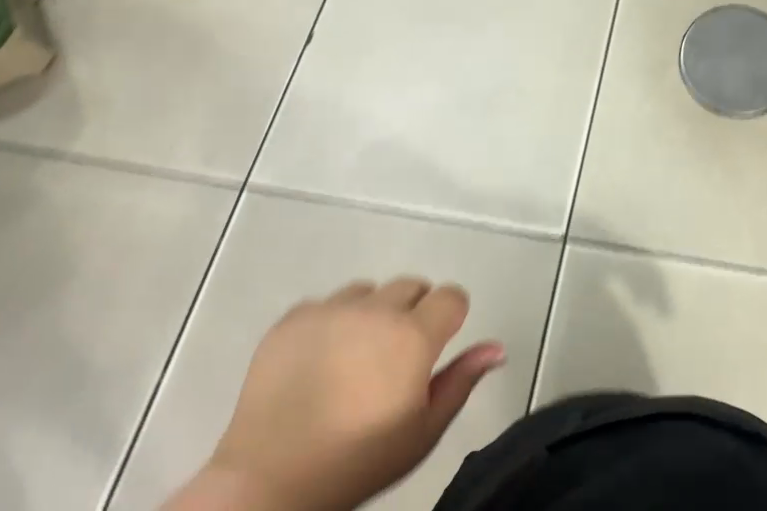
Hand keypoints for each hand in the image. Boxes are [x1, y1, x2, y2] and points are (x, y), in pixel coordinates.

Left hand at [165, 278, 504, 510]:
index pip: (451, 296)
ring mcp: (329, 311)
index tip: (435, 351)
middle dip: (413, 313)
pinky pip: (325, 304)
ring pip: (368, 292)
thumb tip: (496, 347)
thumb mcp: (423, 431)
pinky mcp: (291, 319)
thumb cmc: (359, 460)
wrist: (269, 480)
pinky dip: (331, 323)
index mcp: (413, 336)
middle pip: (411, 287)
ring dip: (371, 314)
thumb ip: (462, 380)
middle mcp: (375, 311)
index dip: (450, 319)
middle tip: (395, 360)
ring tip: (354, 359)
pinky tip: (320, 362)